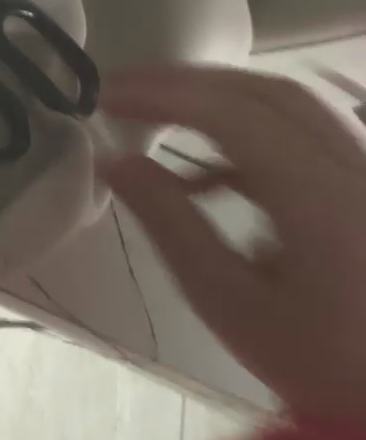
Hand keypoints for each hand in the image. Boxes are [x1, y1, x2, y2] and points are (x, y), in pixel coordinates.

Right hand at [103, 65, 365, 421]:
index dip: (159, 94)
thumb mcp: (223, 294)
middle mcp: (357, 176)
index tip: (99, 97)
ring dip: (215, 100)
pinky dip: (245, 134)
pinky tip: (206, 171)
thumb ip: (166, 218)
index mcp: (321, 199)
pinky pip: (307, 139)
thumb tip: (114, 160)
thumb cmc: (311, 357)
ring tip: (152, 116)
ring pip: (293, 109)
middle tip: (120, 91)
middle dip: (187, 82)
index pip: (232, 114)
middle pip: (270, 94)